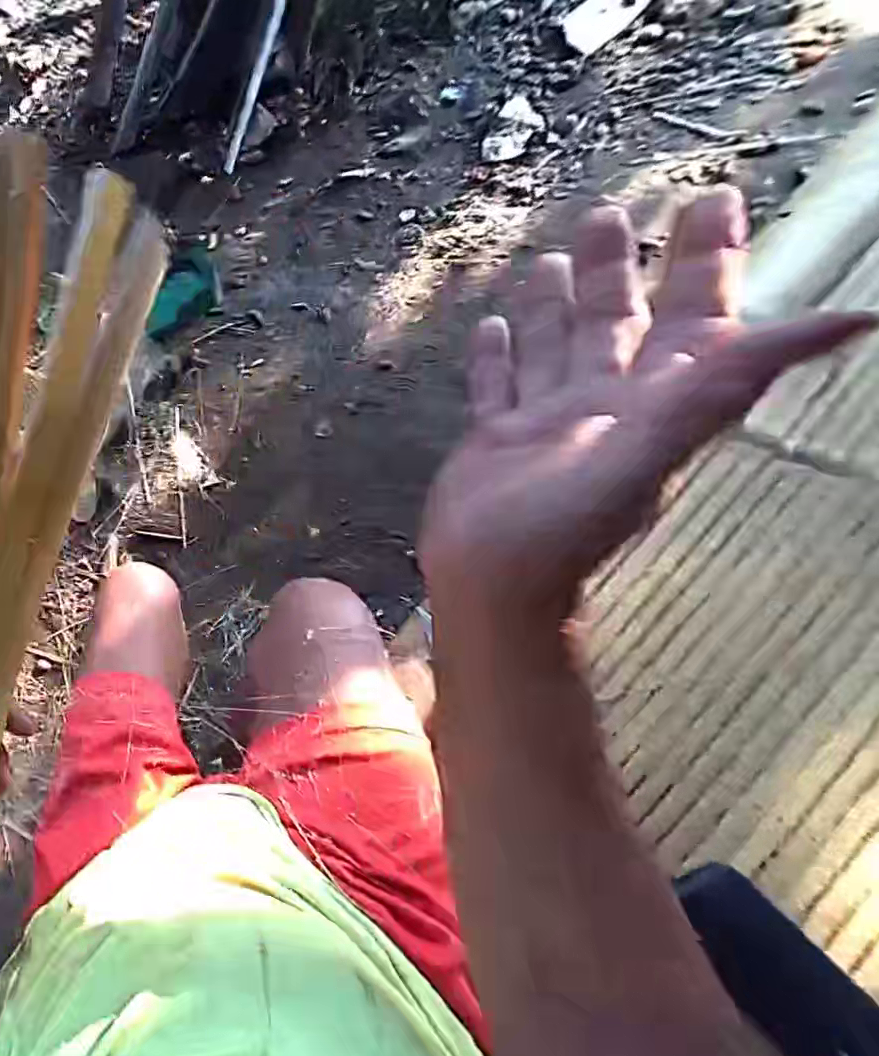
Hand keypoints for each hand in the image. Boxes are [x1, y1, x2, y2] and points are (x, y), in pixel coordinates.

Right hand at [420, 188, 874, 625]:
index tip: (706, 202)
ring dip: (551, 303)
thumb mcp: (643, 458)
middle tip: (613, 212)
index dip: (703, 260)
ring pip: (551, 346)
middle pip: (612, 321)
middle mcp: (601, 401)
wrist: (490, 575)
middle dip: (617, 266)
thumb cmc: (559, 528)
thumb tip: (852, 318)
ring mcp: (542, 420)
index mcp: (648, 400)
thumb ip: (720, 390)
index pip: (687, 316)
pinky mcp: (491, 439)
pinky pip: (496, 387)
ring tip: (548, 258)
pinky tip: (489, 327)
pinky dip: (493, 357)